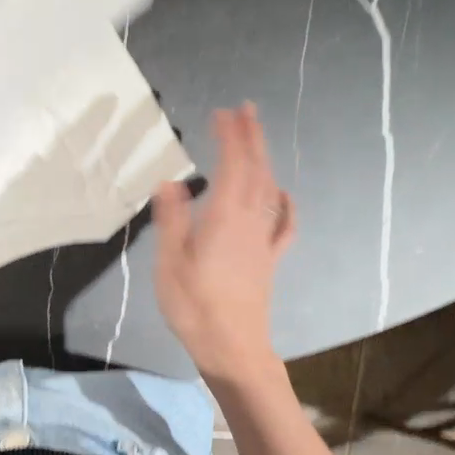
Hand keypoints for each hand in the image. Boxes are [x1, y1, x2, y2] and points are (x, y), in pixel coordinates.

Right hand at [152, 104, 295, 381]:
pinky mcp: (267, 259)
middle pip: (257, 171)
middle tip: (246, 111)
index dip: (230, 138)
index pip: (233, 166)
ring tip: (256, 141)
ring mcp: (263, 240)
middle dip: (252, 139)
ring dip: (264, 162)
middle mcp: (250, 221)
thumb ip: (172, 221)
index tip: (223, 113)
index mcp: (225, 218)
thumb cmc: (193, 304)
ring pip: (269, 191)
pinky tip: (283, 194)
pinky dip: (284, 203)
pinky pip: (283, 224)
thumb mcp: (170, 263)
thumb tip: (170, 183)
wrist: (231, 343)